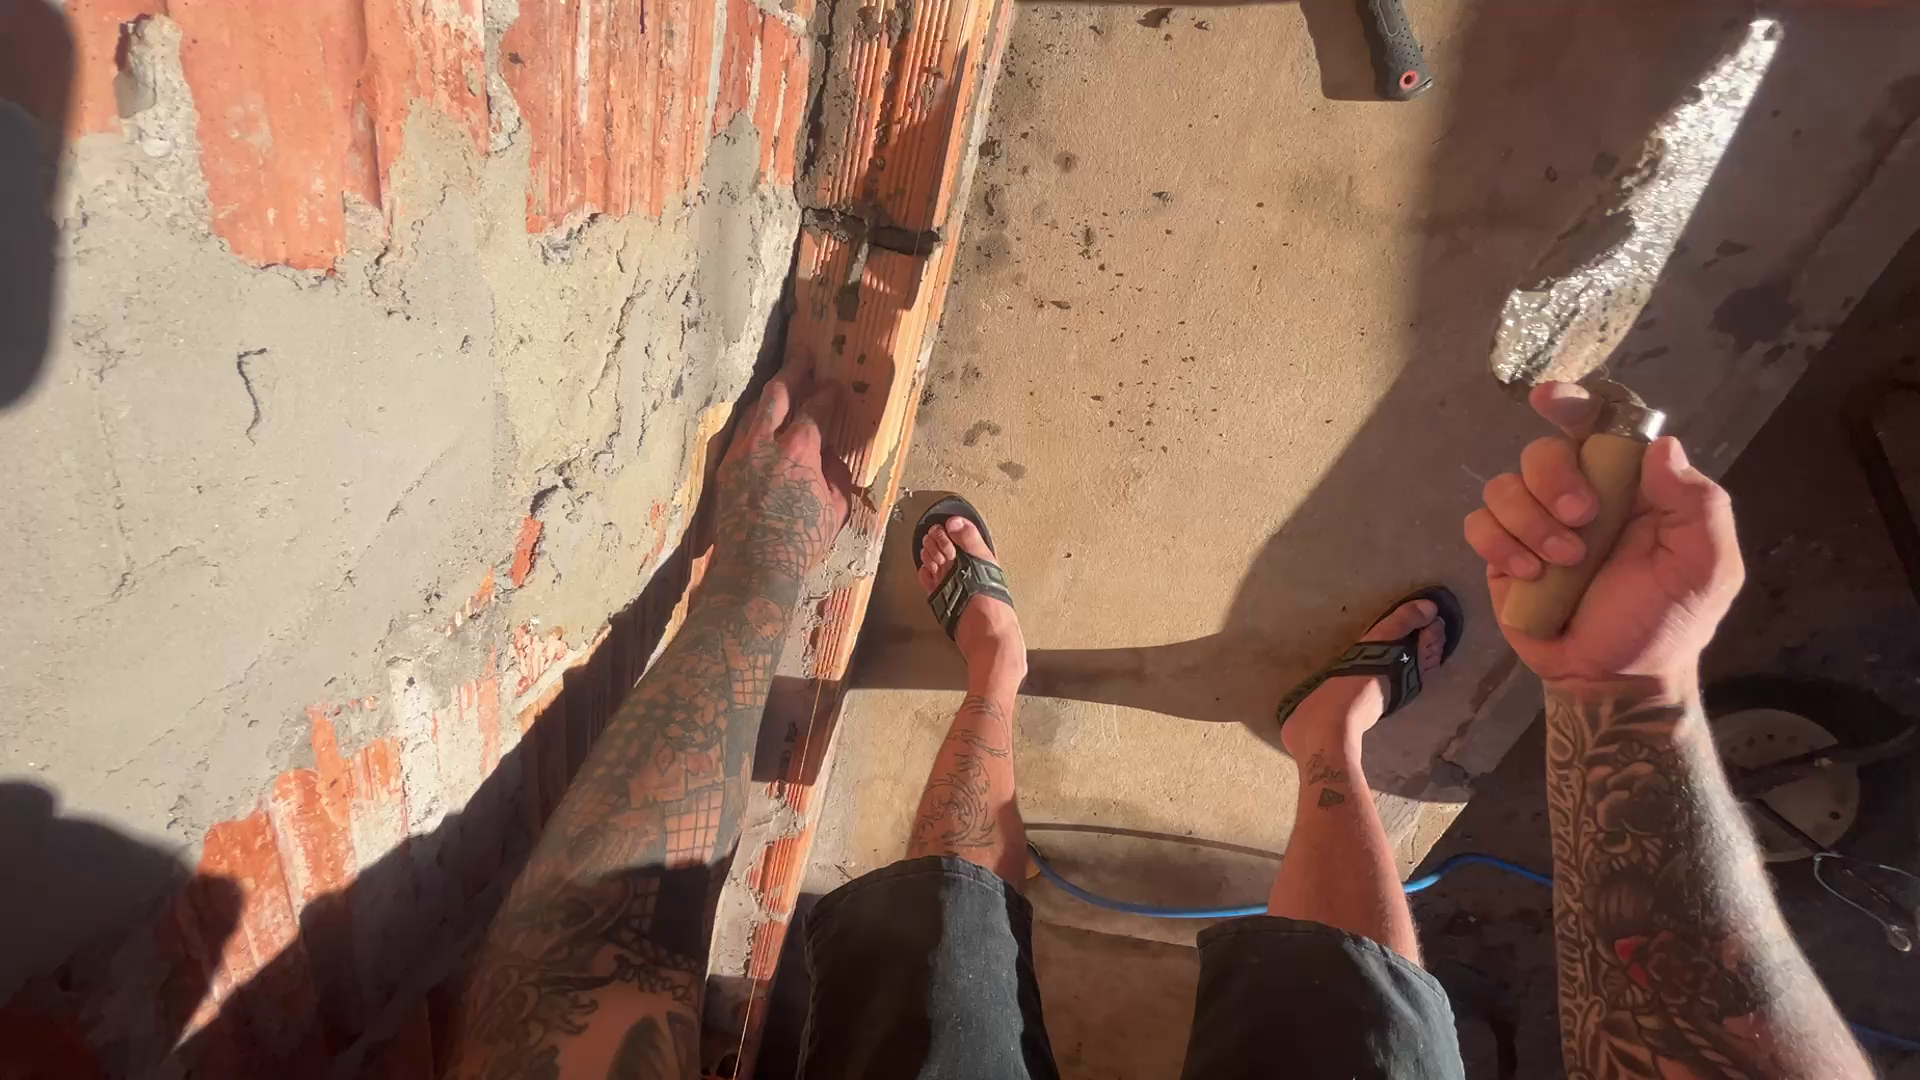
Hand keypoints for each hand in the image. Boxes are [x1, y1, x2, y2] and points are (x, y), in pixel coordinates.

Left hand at [710, 353, 852, 585]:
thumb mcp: (835, 508)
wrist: (755, 567)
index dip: (828, 394)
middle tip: (802, 355)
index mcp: (799, 450)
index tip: (835, 386)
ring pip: (754, 410)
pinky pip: (741, 433)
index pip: (816, 409)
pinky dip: (755, 422)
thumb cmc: (803, 542)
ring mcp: (741, 453)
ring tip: (781, 385)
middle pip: (778, 393)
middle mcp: (766, 442)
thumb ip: (834, 475)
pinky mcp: (726, 468)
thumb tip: (828, 457)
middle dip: (793, 370)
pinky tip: (761, 424)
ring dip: (770, 394)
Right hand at [1463, 383, 1743, 685]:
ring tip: (1559, 563)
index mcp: (1629, 489)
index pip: (1598, 431)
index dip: (1572, 406)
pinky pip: (1478, 525)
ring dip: (1529, 524)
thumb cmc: (1665, 619)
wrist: (1607, 671)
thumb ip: (1694, 505)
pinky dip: (1499, 546)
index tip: (1547, 399)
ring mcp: (1531, 524)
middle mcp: (1575, 496)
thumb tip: (1659, 446)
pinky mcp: (1497, 551)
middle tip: (1581, 521)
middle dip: (1553, 481)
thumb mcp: (1704, 566)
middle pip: (1540, 453)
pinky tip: (1526, 575)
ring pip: (1501, 489)